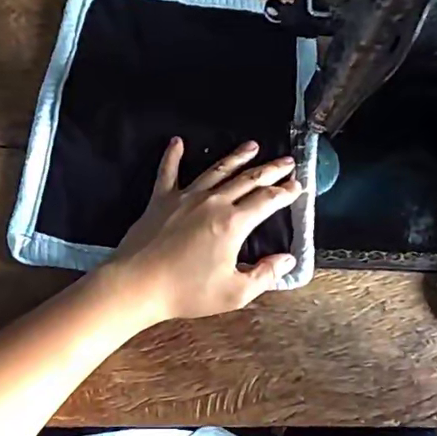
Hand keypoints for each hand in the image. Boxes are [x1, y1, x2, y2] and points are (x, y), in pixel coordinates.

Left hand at [98, 138, 304, 323]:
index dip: (286, 192)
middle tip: (286, 161)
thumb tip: (287, 260)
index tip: (298, 186)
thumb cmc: (186, 291)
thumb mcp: (234, 293)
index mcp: (233, 223)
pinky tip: (177, 142)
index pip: (267, 201)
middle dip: (270, 169)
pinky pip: (168, 172)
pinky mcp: (160, 200)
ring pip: (216, 170)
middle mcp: (212, 203)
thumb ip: (264, 275)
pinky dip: (172, 156)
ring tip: (251, 146)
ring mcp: (184, 198)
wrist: (138, 284)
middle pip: (248, 179)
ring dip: (236, 157)